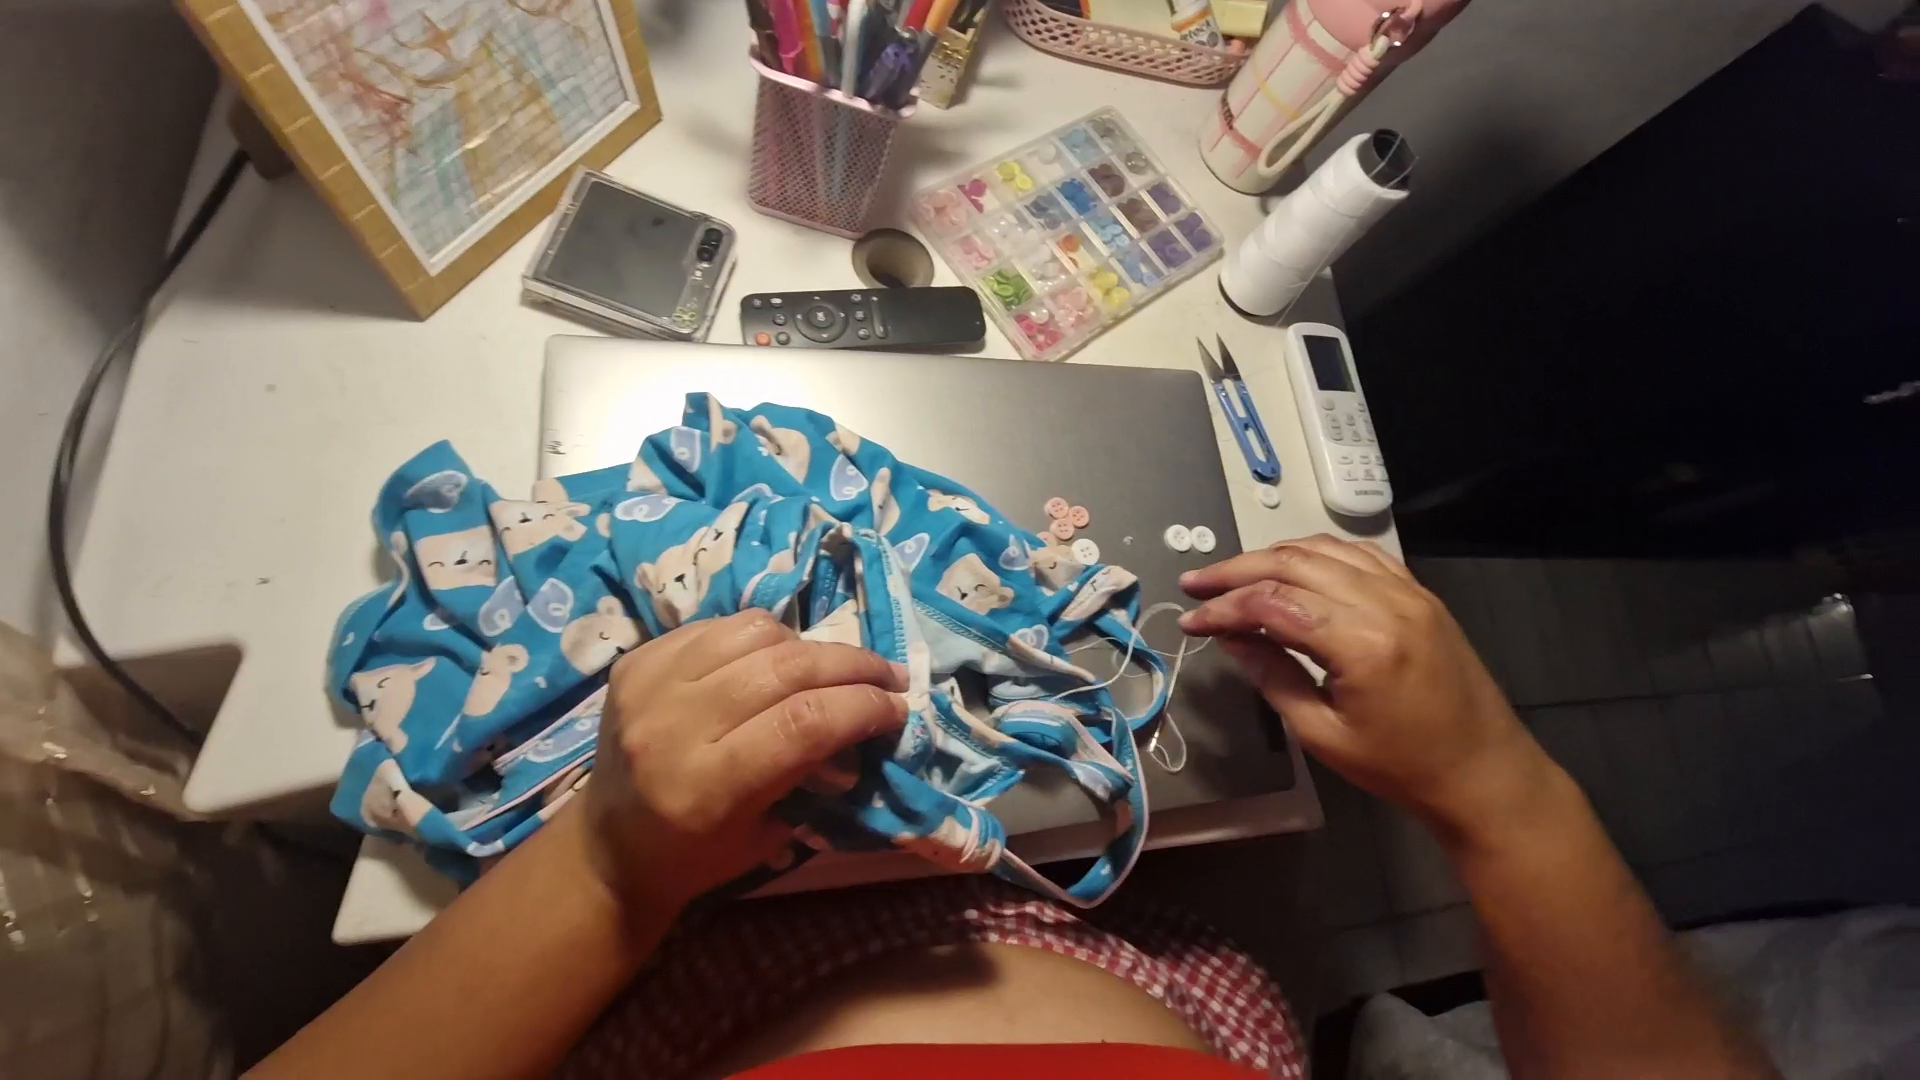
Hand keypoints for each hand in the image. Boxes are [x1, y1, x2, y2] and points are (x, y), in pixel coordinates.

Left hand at [583, 610, 909, 911]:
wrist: (607, 846)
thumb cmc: (697, 854)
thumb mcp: (769, 834)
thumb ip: (819, 773)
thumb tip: (871, 719)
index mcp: (704, 788)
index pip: (803, 723)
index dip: (863, 706)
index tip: (898, 707)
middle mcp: (671, 726)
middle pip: (786, 669)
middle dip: (853, 666)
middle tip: (888, 675)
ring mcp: (648, 684)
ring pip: (757, 633)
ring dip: (809, 646)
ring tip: (830, 669)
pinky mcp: (637, 659)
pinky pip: (723, 625)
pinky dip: (765, 638)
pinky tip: (779, 660)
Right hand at [1179, 535, 1554, 837]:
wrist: (1486, 774)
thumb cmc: (1399, 766)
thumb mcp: (1322, 733)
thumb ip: (1272, 675)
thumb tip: (1229, 637)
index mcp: (1363, 644)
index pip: (1273, 603)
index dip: (1224, 608)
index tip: (1191, 621)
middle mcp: (1386, 603)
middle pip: (1293, 563)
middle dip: (1236, 570)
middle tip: (1196, 585)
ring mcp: (1408, 592)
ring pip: (1323, 549)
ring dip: (1270, 556)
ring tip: (1233, 575)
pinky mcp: (1419, 594)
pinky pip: (1357, 554)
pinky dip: (1314, 553)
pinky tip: (1290, 568)